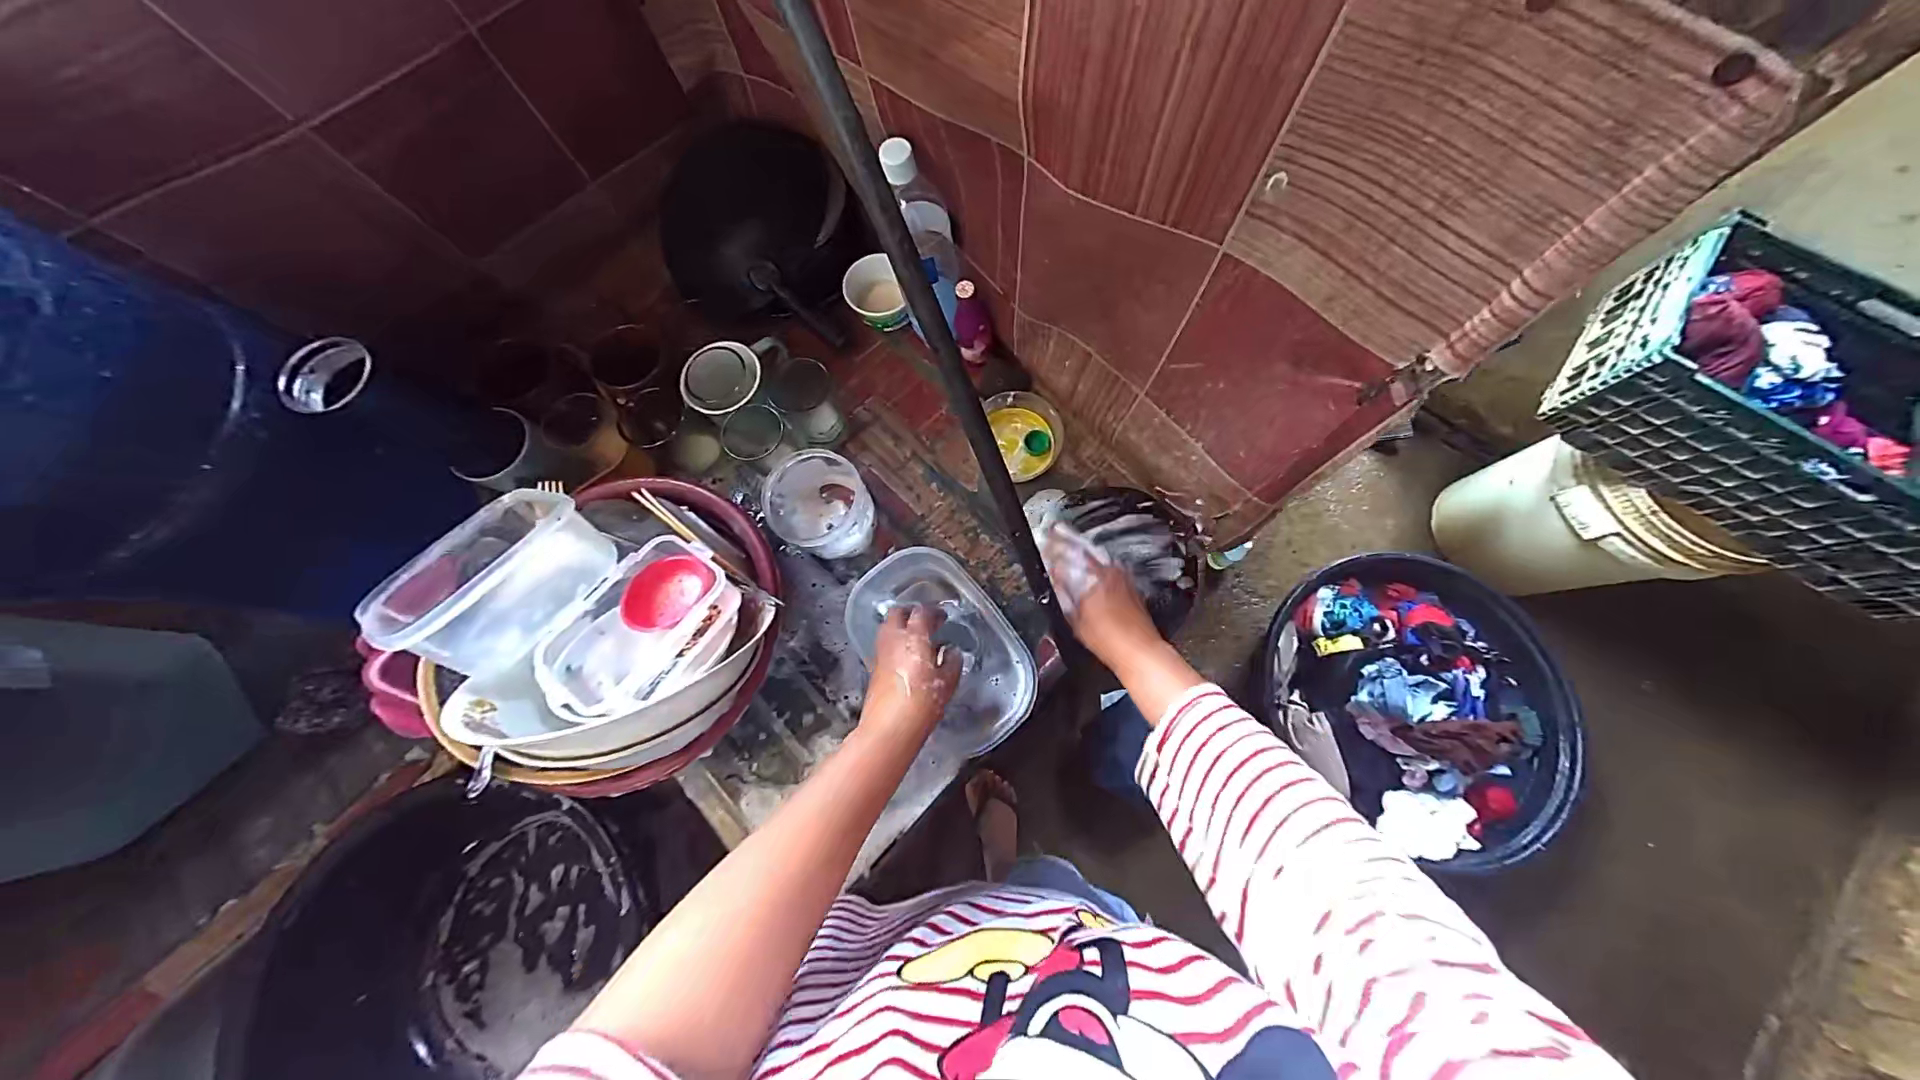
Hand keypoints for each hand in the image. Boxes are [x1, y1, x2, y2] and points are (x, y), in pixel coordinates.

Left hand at [859, 604, 961, 745]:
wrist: (888, 730)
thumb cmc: (922, 704)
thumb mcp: (947, 683)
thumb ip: (952, 662)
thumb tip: (952, 652)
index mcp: (913, 637)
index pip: (921, 612)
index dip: (933, 611)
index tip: (942, 616)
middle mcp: (893, 640)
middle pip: (897, 613)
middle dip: (911, 612)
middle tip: (926, 620)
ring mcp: (880, 654)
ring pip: (887, 628)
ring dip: (900, 627)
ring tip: (916, 638)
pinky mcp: (874, 669)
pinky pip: (885, 646)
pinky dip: (895, 644)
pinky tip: (907, 658)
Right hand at [1041, 524, 1164, 669]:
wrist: (1138, 650)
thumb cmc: (1109, 640)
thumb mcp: (1074, 620)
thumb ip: (1064, 596)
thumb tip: (1057, 583)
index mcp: (1090, 578)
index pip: (1065, 556)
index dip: (1052, 548)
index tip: (1046, 543)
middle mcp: (1107, 572)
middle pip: (1082, 551)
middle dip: (1067, 544)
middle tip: (1055, 536)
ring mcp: (1121, 577)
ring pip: (1097, 557)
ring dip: (1082, 552)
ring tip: (1071, 549)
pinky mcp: (1130, 585)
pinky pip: (1109, 568)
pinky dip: (1097, 566)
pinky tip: (1092, 572)